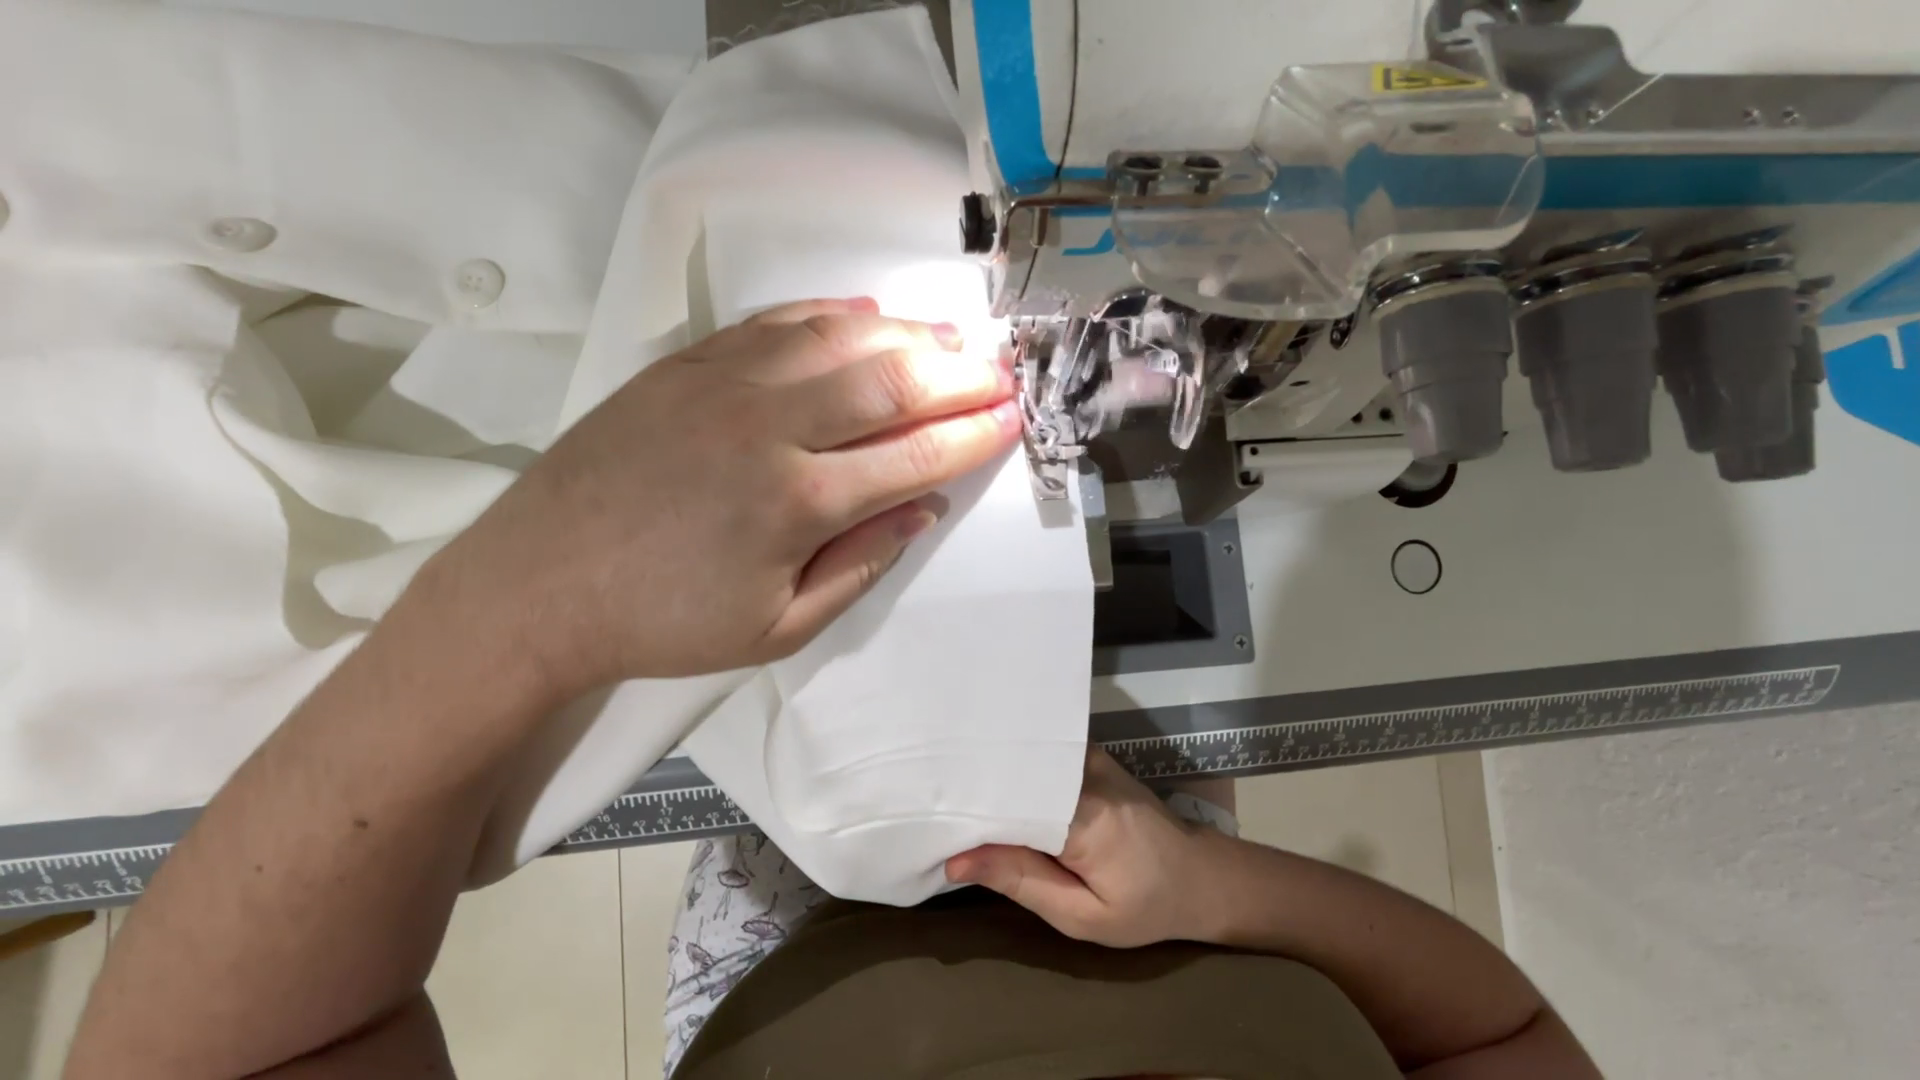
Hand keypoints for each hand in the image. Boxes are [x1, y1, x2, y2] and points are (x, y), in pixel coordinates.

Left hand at [429, 297, 1018, 693]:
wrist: (540, 583)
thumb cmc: (665, 621)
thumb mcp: (777, 630)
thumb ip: (860, 564)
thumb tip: (924, 506)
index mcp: (798, 502)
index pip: (915, 453)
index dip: (975, 434)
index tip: (1014, 419)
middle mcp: (769, 426)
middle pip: (890, 380)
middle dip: (960, 374)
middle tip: (1002, 371)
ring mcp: (723, 383)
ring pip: (840, 336)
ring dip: (908, 332)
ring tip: (953, 336)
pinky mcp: (686, 363)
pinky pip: (776, 320)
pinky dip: (832, 312)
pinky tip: (868, 312)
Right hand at [945, 747, 1232, 947]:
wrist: (1201, 875)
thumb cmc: (1146, 906)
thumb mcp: (1083, 915)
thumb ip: (1021, 882)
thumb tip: (955, 860)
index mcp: (1085, 814)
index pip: (1009, 799)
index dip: (966, 807)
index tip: (925, 814)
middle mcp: (1084, 770)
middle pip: (1012, 772)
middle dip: (970, 786)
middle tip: (923, 797)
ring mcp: (1087, 756)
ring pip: (1023, 760)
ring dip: (988, 776)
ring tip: (944, 786)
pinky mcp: (1087, 755)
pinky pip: (1038, 758)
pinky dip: (1012, 771)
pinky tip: (984, 781)